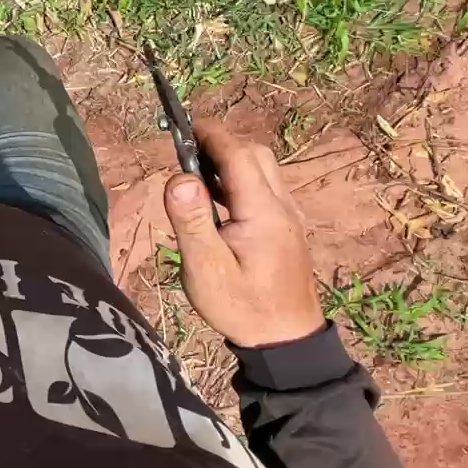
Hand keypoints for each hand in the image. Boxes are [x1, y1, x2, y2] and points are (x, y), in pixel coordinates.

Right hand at [161, 120, 323, 347]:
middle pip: (256, 156)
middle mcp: (281, 207)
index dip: (211, 135)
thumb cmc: (240, 306)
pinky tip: (214, 200)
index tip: (181, 126)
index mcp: (262, 212)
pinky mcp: (285, 229)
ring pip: (262, 171)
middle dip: (221, 144)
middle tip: (183, 149)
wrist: (286, 341)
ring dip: (230, 161)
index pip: (239, 156)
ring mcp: (287, 218)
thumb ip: (192, 221)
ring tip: (193, 173)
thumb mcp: (206, 268)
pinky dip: (238, 180)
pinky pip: (263, 189)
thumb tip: (179, 178)